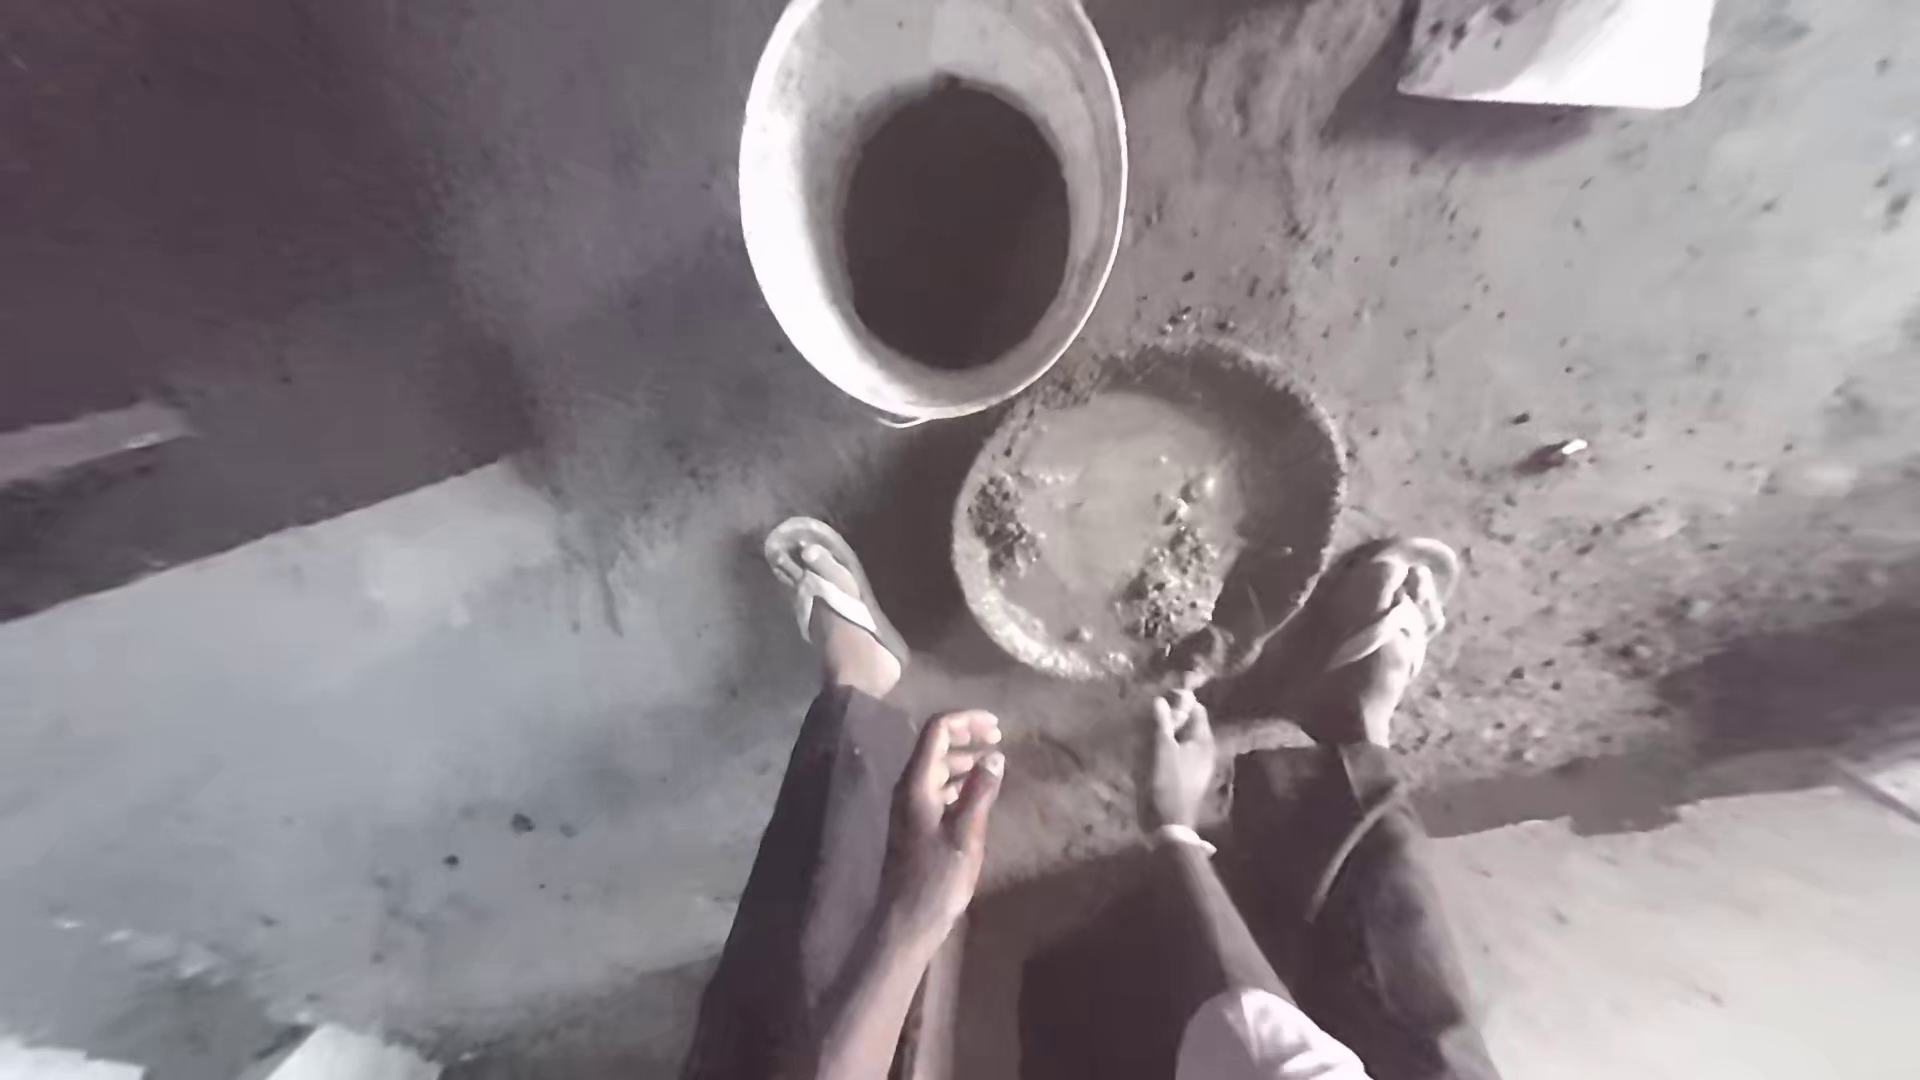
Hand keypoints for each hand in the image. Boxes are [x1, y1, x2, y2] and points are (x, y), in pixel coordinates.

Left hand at [879, 711, 1004, 950]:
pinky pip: (938, 785)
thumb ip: (980, 791)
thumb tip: (995, 755)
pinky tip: (979, 790)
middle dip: (967, 734)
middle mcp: (910, 785)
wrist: (905, 922)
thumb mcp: (966, 834)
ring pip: (938, 764)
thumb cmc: (936, 879)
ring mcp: (911, 802)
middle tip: (998, 737)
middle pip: (936, 743)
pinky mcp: (916, 819)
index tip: (996, 726)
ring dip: (965, 757)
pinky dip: (959, 779)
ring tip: (994, 761)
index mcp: (917, 782)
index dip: (966, 720)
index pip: (937, 730)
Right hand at [1141, 689, 1215, 829]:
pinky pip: (1177, 751)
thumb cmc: (1167, 781)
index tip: (1160, 698)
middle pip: (1189, 724)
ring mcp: (1196, 764)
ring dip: (1166, 731)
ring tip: (1146, 728)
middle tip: (1150, 713)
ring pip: (1182, 738)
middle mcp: (1204, 750)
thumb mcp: (1162, 748)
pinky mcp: (1187, 774)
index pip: (1197, 710)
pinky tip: (1149, 748)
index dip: (1180, 701)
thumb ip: (1162, 722)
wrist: (1169, 821)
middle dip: (1171, 716)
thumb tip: (1160, 700)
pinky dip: (1166, 745)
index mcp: (1203, 741)